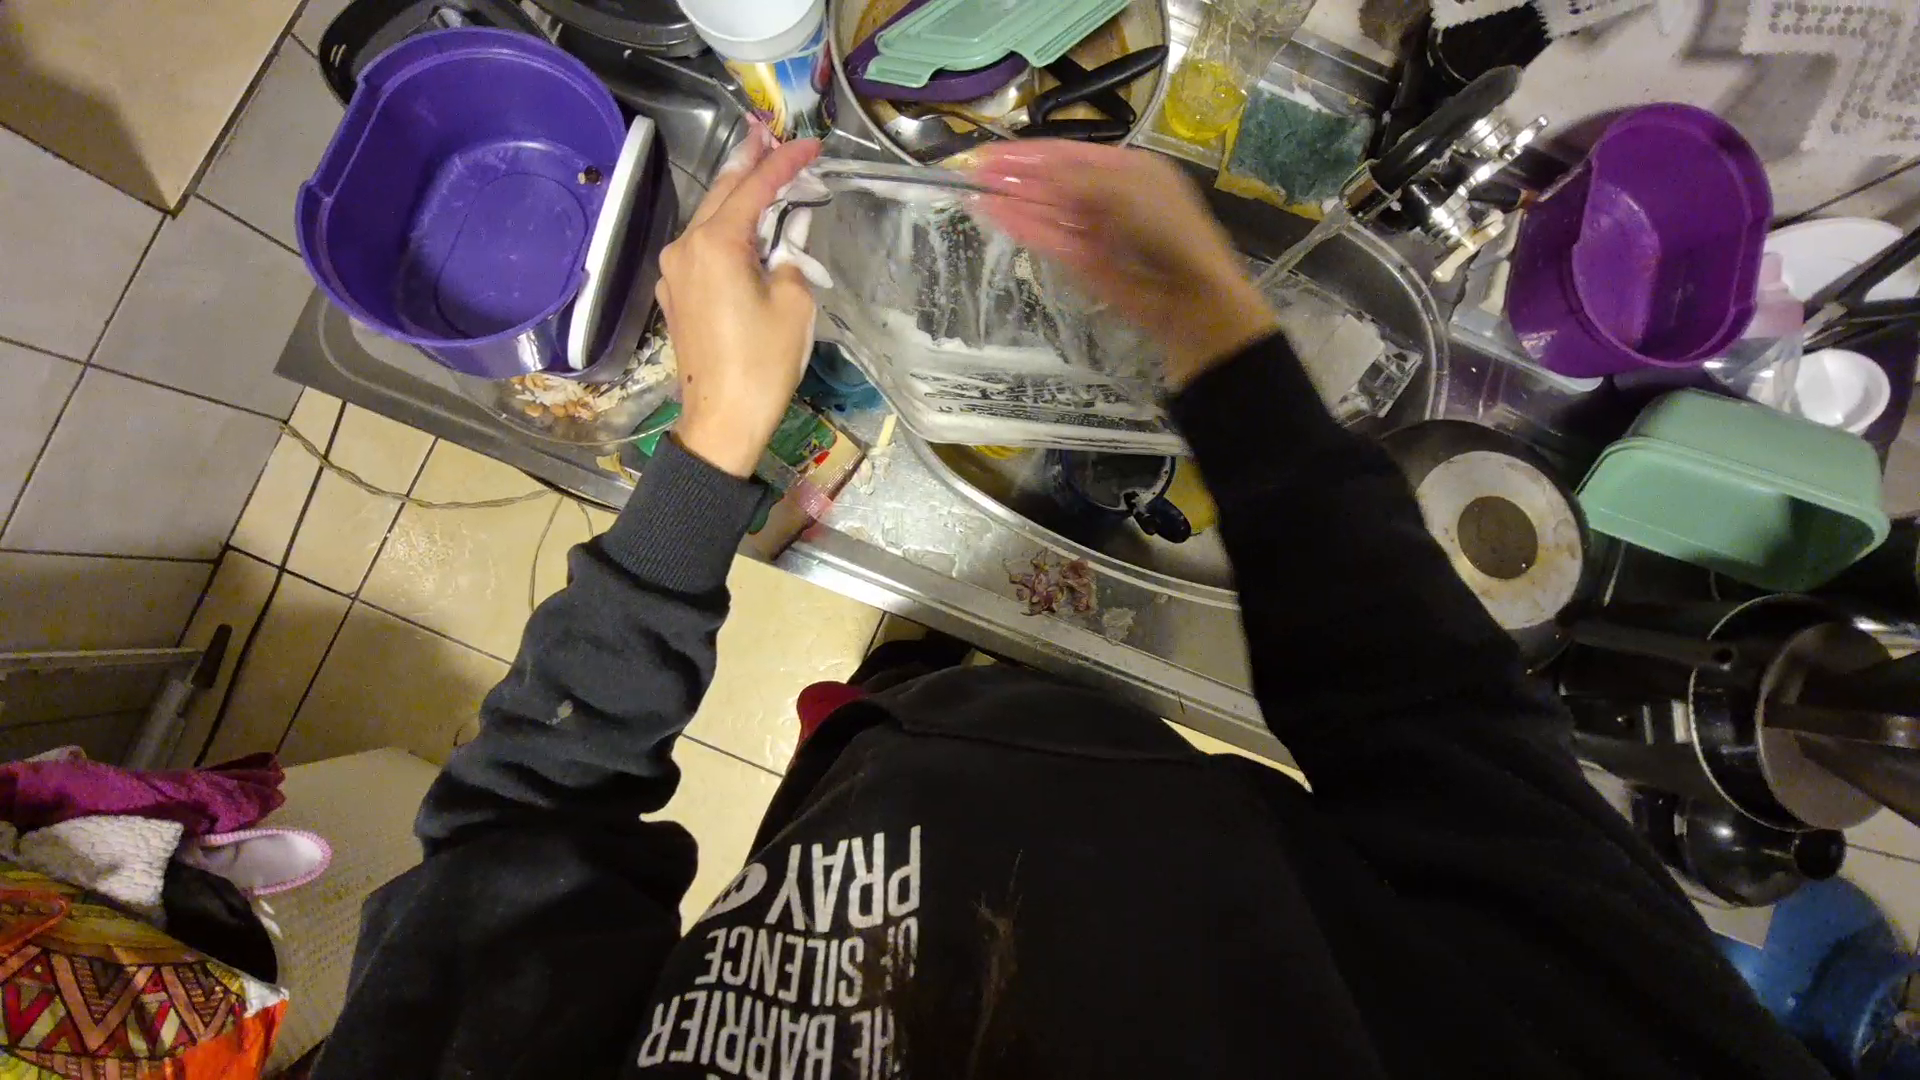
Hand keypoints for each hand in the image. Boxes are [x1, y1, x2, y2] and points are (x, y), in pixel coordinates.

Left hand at [656, 127, 822, 476]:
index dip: (785, 163)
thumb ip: (790, 258)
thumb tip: (785, 241)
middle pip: (722, 194)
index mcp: (715, 243)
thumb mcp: (793, 305)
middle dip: (750, 164)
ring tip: (760, 173)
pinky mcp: (675, 296)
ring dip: (737, 199)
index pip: (755, 188)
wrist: (722, 419)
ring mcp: (674, 272)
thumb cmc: (763, 364)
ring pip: (709, 221)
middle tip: (770, 135)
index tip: (811, 145)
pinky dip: (725, 234)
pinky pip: (702, 251)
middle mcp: (685, 247)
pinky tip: (743, 233)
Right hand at [966, 140, 1279, 386]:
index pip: (1066, 154)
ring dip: (1013, 202)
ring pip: (1047, 213)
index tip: (986, 154)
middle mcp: (1108, 197)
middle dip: (1014, 176)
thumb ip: (1074, 180)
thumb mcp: (1124, 190)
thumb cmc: (1166, 232)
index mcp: (1125, 169)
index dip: (1026, 153)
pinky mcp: (1085, 265)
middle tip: (971, 172)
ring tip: (973, 193)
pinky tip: (997, 216)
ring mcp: (1095, 233)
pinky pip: (1050, 242)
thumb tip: (1032, 173)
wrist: (1189, 299)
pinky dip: (1024, 229)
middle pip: (1052, 182)